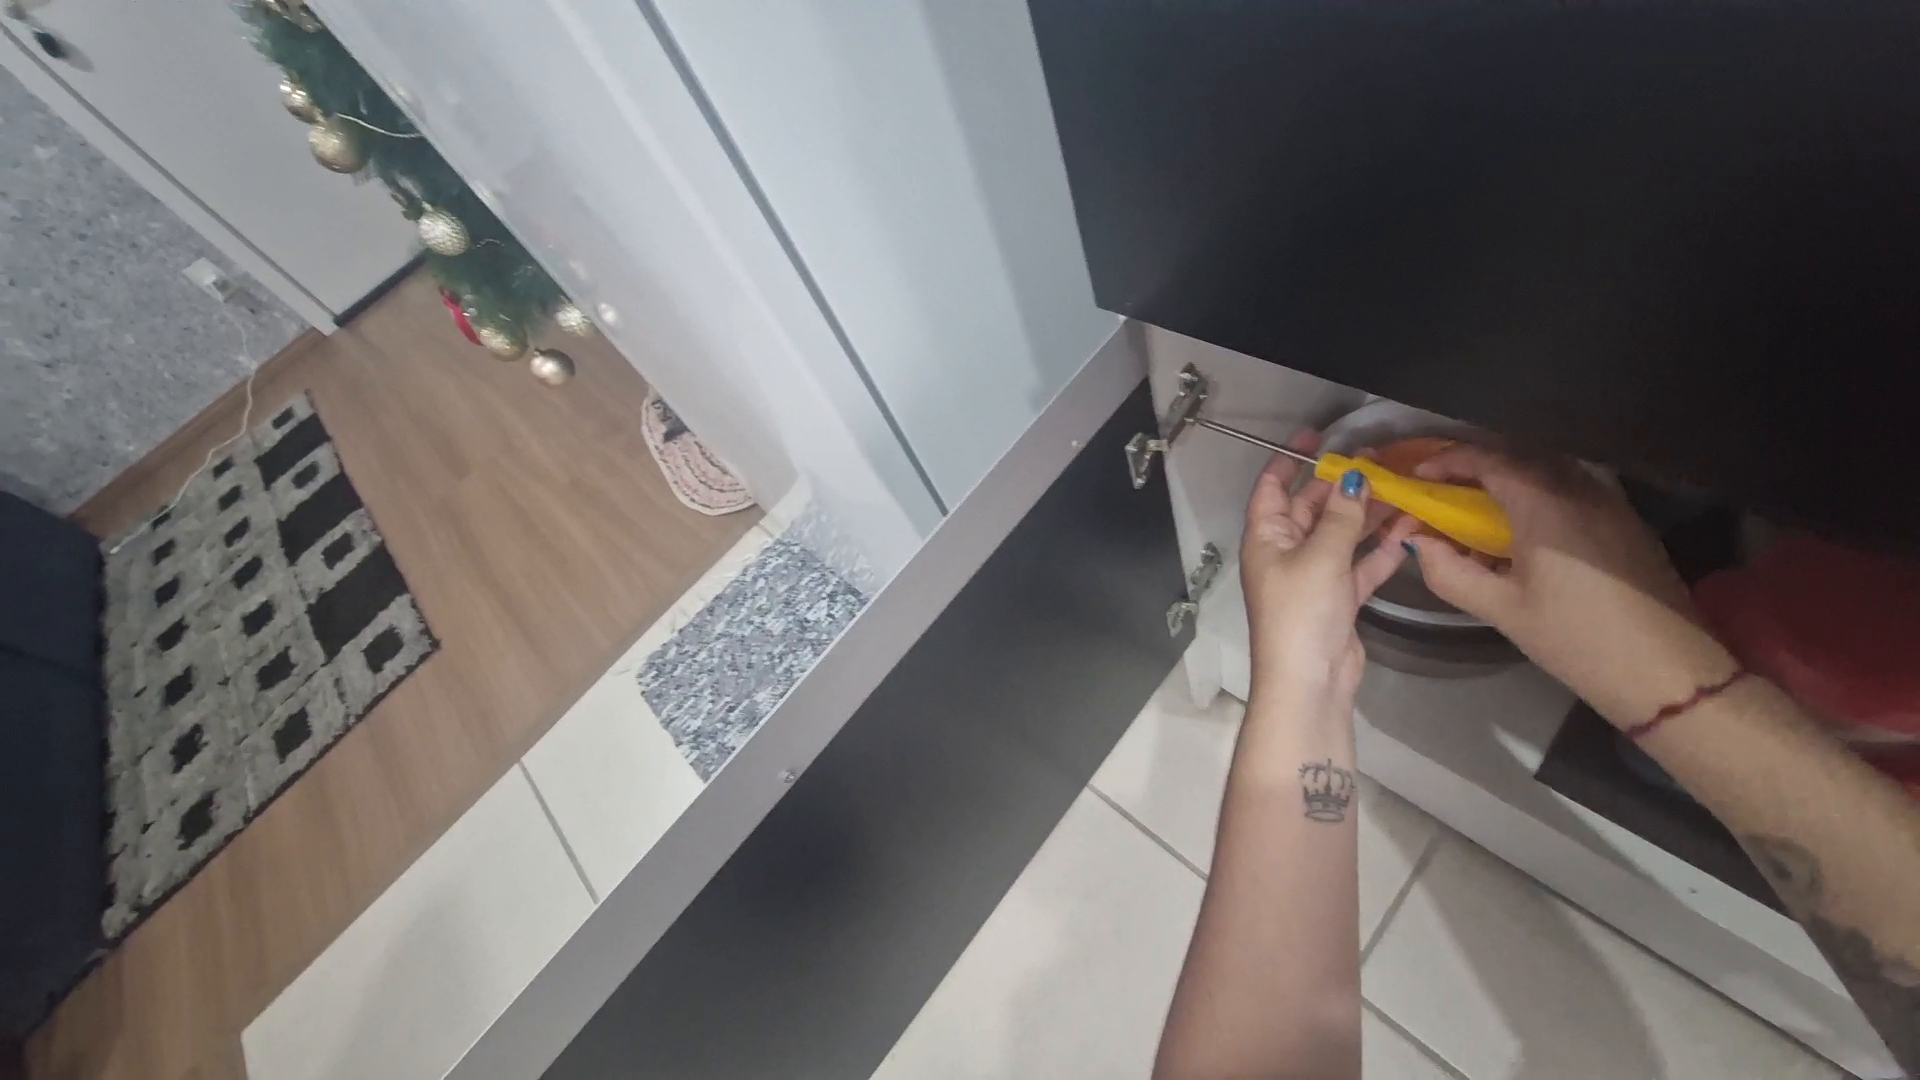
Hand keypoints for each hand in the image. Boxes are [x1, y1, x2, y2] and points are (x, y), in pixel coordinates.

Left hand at [1242, 430, 1419, 707]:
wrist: (1309, 679)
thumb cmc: (1301, 612)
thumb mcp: (1321, 557)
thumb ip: (1341, 517)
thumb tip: (1353, 477)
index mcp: (1265, 538)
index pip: (1271, 489)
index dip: (1287, 461)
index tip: (1314, 436)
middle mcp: (1285, 552)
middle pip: (1311, 509)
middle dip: (1339, 486)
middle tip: (1377, 461)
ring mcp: (1312, 576)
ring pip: (1341, 535)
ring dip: (1367, 514)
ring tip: (1401, 487)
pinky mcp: (1337, 598)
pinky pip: (1359, 565)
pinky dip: (1380, 550)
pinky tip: (1409, 530)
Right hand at [1404, 446, 1739, 728]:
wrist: (1668, 673)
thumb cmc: (1577, 639)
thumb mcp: (1500, 610)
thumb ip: (1448, 571)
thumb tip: (1417, 542)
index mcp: (1547, 507)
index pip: (1490, 460)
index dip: (1447, 460)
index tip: (1417, 476)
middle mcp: (1583, 491)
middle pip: (1519, 455)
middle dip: (1473, 464)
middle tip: (1438, 486)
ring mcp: (1611, 502)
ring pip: (1547, 468)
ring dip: (1505, 476)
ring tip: (1473, 503)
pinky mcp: (1625, 520)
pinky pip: (1570, 485)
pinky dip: (1533, 490)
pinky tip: (1518, 523)